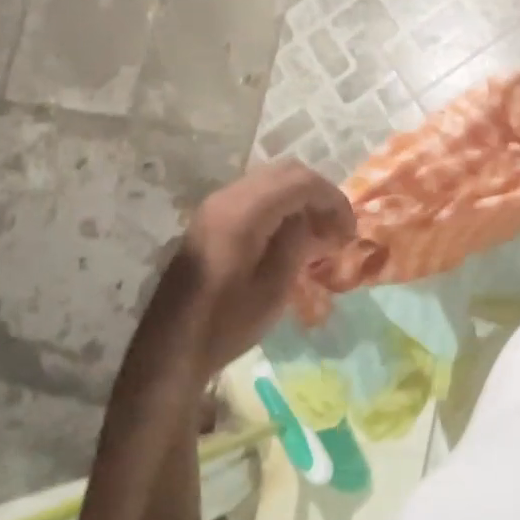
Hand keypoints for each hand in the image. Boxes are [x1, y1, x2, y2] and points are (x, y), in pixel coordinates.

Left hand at [182, 160, 354, 372]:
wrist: (170, 346)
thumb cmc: (225, 324)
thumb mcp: (273, 289)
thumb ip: (297, 244)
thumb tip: (312, 222)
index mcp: (243, 213)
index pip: (301, 182)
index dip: (333, 200)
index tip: (350, 232)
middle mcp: (227, 197)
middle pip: (286, 172)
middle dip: (319, 195)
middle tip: (338, 230)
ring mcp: (215, 205)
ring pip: (270, 180)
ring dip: (300, 199)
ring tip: (320, 235)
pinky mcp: (210, 219)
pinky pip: (255, 196)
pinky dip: (281, 206)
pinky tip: (291, 238)